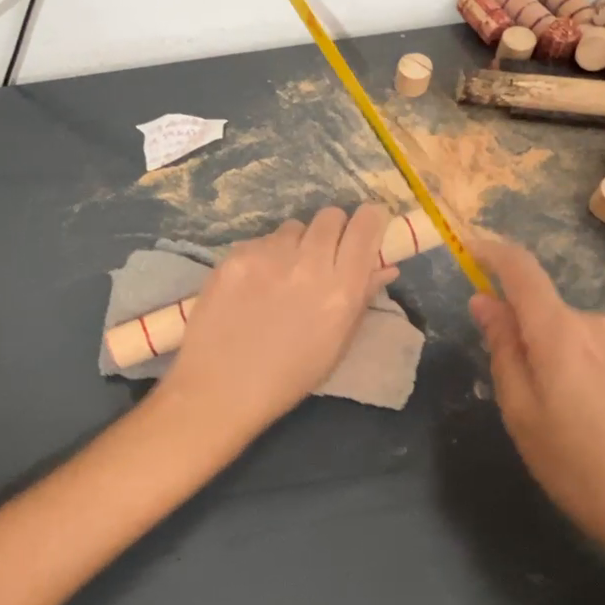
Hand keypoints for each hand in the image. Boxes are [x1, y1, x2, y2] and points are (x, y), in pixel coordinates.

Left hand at [156, 205, 400, 443]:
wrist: (220, 389)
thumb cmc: (288, 377)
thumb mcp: (336, 345)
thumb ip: (361, 299)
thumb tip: (384, 266)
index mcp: (341, 290)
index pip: (365, 226)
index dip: (368, 222)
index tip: (365, 229)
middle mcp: (308, 263)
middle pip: (330, 216)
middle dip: (332, 231)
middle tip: (322, 256)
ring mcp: (268, 256)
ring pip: (293, 227)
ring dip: (295, 244)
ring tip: (282, 276)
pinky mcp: (235, 256)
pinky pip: (260, 241)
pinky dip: (263, 256)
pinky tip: (252, 286)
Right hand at [468, 238, 604, 552]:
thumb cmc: (574, 463)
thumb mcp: (519, 410)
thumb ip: (502, 348)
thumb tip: (485, 302)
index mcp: (559, 332)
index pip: (522, 270)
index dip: (493, 253)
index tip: (470, 250)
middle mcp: (598, 323)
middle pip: (546, 311)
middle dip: (525, 334)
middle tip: (519, 393)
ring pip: (575, 333)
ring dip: (558, 354)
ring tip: (563, 413)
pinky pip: (603, 350)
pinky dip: (586, 366)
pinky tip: (597, 414)